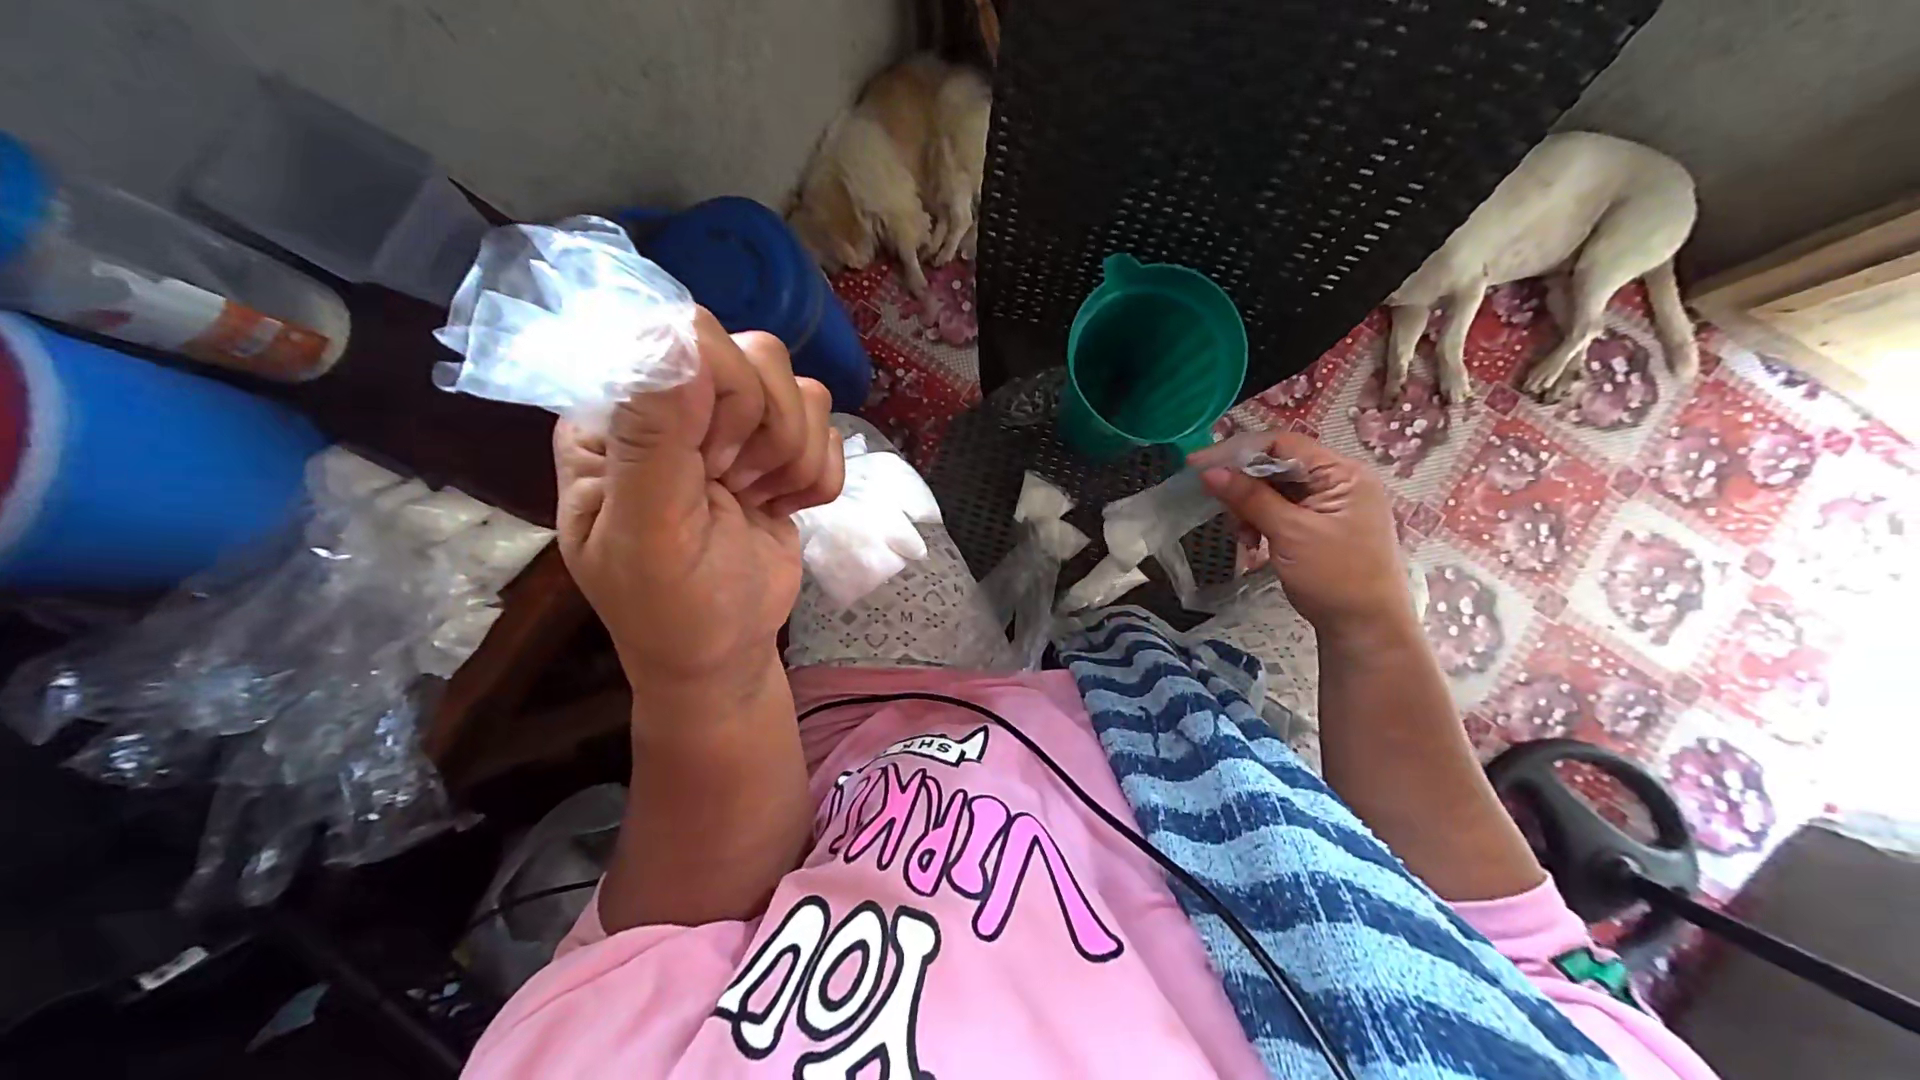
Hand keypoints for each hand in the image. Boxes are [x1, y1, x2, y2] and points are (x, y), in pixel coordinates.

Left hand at [554, 310, 843, 690]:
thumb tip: (678, 336)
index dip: (719, 393)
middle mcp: (677, 405)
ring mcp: (736, 427)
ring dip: (791, 460)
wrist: (725, 655)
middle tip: (732, 486)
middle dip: (762, 435)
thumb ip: (652, 437)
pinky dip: (816, 478)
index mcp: (618, 413)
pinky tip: (781, 509)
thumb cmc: (670, 607)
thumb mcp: (646, 535)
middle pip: (758, 356)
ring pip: (803, 390)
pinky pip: (829, 429)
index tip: (712, 461)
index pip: (686, 337)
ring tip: (756, 501)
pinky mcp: (782, 452)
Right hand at [1188, 432, 1411, 643]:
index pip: (1283, 443)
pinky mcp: (1319, 526)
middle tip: (1220, 509)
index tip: (1199, 465)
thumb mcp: (1289, 533)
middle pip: (1277, 466)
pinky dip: (1261, 522)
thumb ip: (1250, 498)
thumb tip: (1209, 472)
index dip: (1238, 450)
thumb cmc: (1335, 577)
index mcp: (1343, 474)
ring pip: (1275, 490)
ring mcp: (1330, 505)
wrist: (1365, 630)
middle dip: (1244, 486)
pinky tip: (1253, 543)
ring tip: (1244, 537)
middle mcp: (1339, 482)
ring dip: (1250, 508)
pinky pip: (1282, 511)